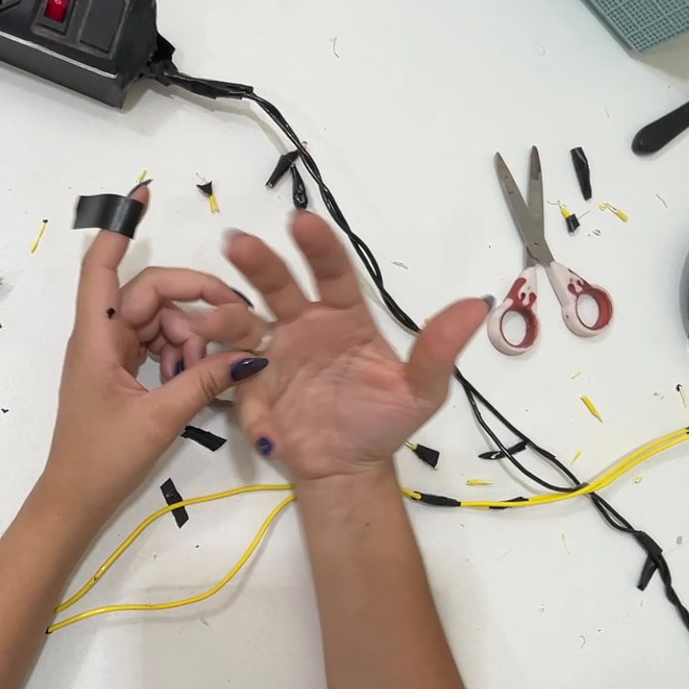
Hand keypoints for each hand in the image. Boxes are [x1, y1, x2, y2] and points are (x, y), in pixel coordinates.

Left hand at [40, 186, 268, 522]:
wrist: (74, 499)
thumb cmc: (103, 459)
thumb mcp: (160, 419)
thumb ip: (204, 382)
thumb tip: (248, 354)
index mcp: (95, 337)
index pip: (102, 268)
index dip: (119, 228)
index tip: (143, 195)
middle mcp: (100, 336)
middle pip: (148, 293)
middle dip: (191, 302)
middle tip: (235, 319)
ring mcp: (110, 354)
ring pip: (156, 320)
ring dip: (187, 337)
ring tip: (205, 370)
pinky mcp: (121, 372)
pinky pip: (155, 345)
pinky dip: (179, 354)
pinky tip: (195, 378)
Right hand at [217, 212, 488, 483]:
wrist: (348, 468)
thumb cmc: (382, 422)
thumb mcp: (419, 391)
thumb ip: (438, 351)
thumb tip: (476, 305)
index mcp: (343, 317)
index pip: (331, 273)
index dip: (318, 248)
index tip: (300, 221)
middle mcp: (302, 326)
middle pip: (278, 287)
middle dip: (259, 263)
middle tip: (238, 243)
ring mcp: (272, 355)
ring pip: (245, 325)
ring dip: (228, 319)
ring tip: (212, 322)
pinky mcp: (251, 388)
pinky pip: (237, 383)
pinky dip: (240, 396)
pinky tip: (263, 424)